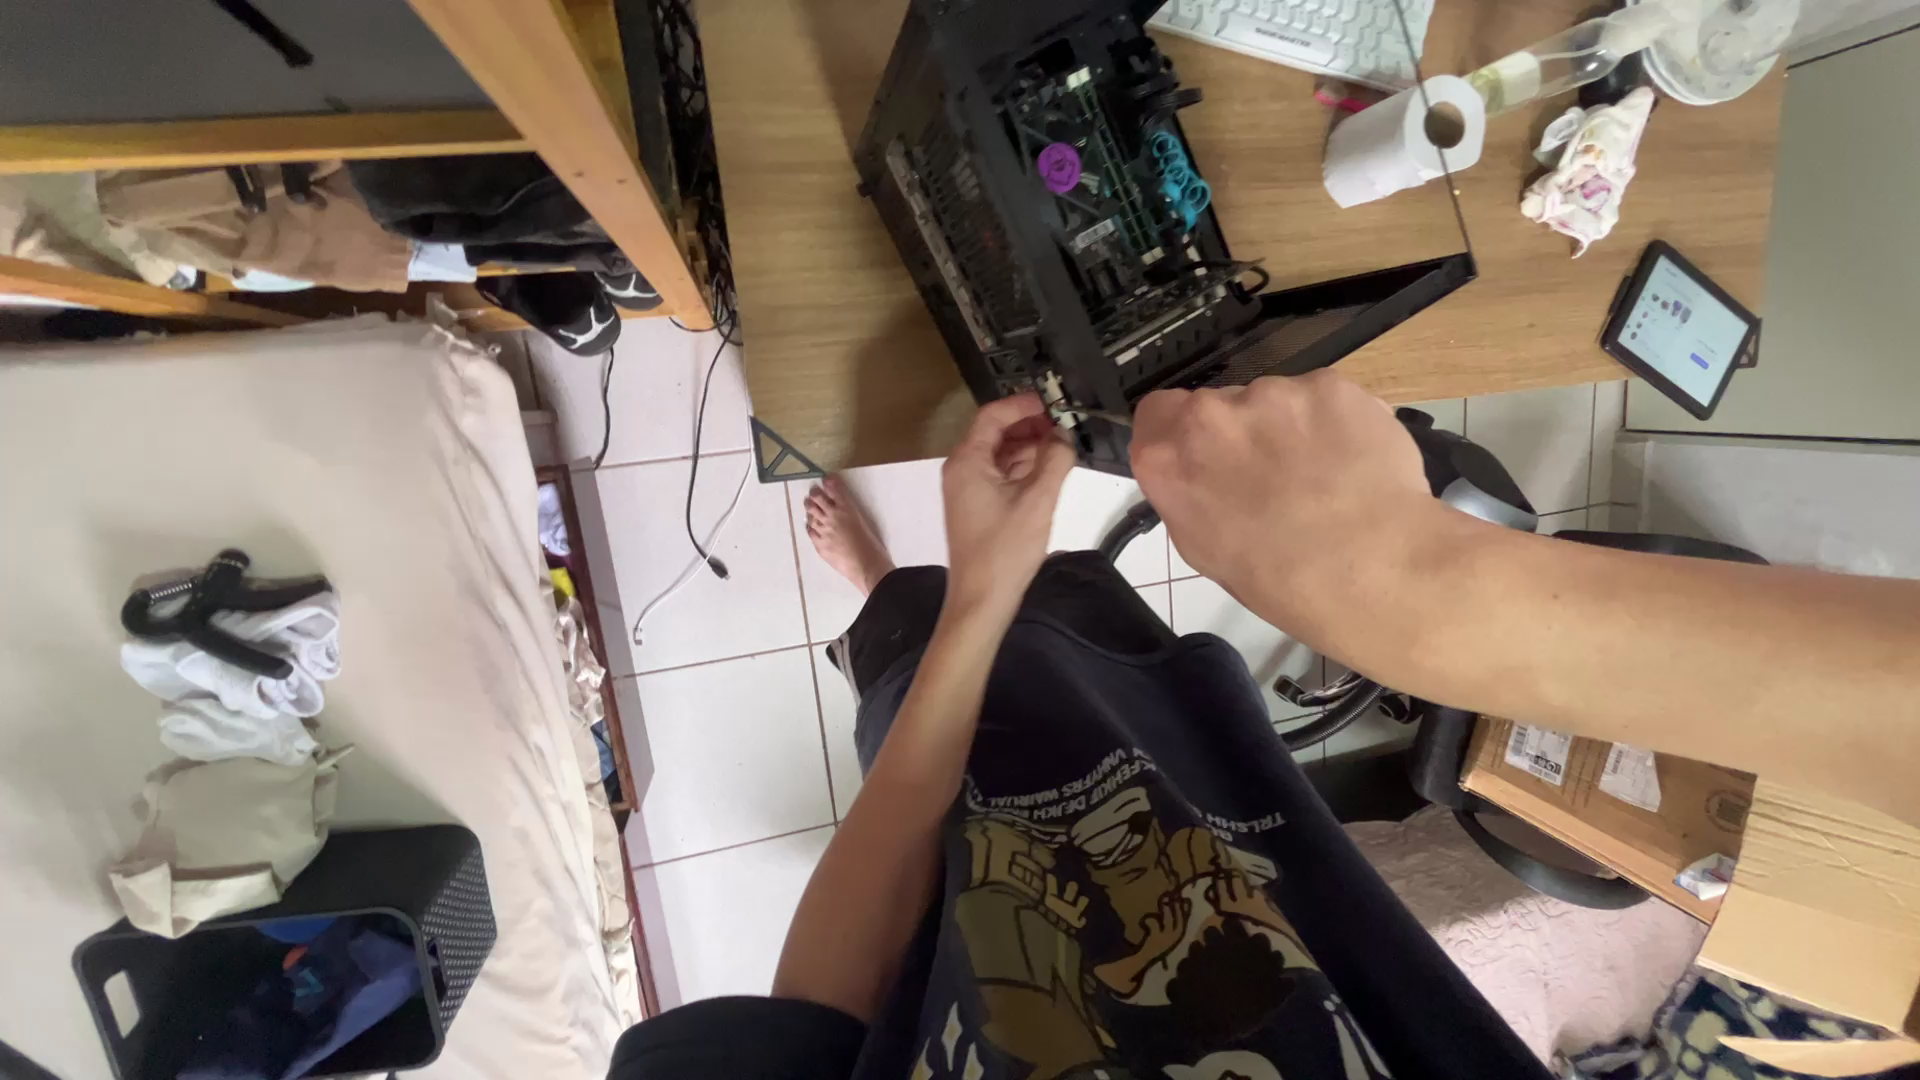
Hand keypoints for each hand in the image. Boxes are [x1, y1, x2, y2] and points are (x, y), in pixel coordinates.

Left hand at [941, 394, 1075, 614]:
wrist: (982, 599)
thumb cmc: (1005, 550)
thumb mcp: (1038, 500)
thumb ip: (1055, 460)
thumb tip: (1065, 434)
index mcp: (967, 461)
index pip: (993, 415)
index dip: (1024, 404)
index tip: (1054, 403)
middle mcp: (961, 469)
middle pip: (995, 432)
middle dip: (1030, 425)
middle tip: (1064, 425)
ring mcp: (966, 488)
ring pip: (999, 453)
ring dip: (1029, 447)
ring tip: (1063, 447)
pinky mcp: (976, 505)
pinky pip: (999, 473)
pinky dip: (1022, 467)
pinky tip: (1049, 471)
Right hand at [1129, 372, 1436, 620]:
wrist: (1367, 567)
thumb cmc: (1279, 576)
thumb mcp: (1199, 548)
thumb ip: (1184, 494)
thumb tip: (1196, 478)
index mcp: (1166, 459)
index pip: (1155, 414)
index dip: (1177, 433)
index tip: (1200, 453)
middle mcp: (1208, 416)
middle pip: (1214, 406)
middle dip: (1234, 433)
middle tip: (1267, 476)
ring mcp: (1269, 395)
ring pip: (1270, 401)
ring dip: (1284, 428)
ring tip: (1316, 476)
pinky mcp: (1326, 387)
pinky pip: (1319, 398)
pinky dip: (1330, 423)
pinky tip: (1345, 462)